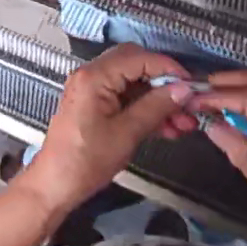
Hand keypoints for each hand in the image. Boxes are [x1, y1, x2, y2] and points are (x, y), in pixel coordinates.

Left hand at [21, 44, 197, 213]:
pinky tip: (167, 127)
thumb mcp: (127, 133)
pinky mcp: (95, 104)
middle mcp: (92, 75)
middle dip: (164, 83)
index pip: (139, 58)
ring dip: (158, 99)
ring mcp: (93, 89)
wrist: (54, 187)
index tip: (191, 85)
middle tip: (186, 101)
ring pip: (134, 83)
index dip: (169, 68)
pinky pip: (126, 97)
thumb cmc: (86, 160)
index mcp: (95, 76)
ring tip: (183, 122)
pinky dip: (145, 109)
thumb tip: (184, 89)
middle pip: (137, 65)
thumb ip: (156, 107)